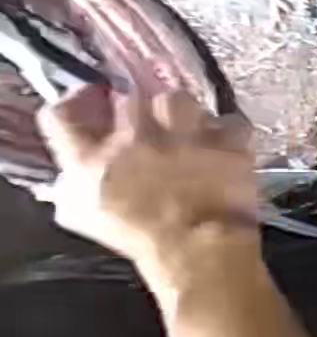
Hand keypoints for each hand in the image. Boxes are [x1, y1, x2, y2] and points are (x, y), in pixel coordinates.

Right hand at [37, 85, 258, 277]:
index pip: (65, 114)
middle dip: (138, 100)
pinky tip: (227, 135)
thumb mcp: (80, 210)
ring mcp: (186, 141)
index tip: (93, 96)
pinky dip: (230, 125)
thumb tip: (73, 169)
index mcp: (89, 157)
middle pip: (130, 97)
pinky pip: (232, 121)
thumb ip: (71, 182)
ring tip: (187, 119)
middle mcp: (136, 141)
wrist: (195, 241)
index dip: (79, 99)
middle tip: (149, 112)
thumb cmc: (135, 233)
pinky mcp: (228, 147)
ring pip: (178, 99)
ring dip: (181, 106)